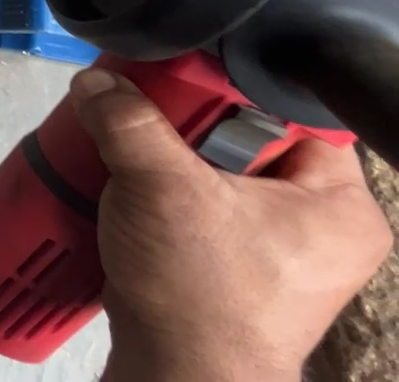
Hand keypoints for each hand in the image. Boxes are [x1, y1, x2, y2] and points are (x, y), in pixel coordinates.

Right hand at [70, 69, 392, 381]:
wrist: (179, 366)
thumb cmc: (200, 280)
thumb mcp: (162, 187)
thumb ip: (128, 123)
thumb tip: (95, 80)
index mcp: (338, 205)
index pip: (289, 117)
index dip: (227, 94)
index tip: (170, 86)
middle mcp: (314, 223)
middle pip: (238, 140)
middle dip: (176, 125)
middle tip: (133, 116)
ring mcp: (270, 246)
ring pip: (206, 170)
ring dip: (153, 154)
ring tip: (115, 147)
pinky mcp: (224, 260)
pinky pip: (188, 200)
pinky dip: (150, 185)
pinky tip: (118, 182)